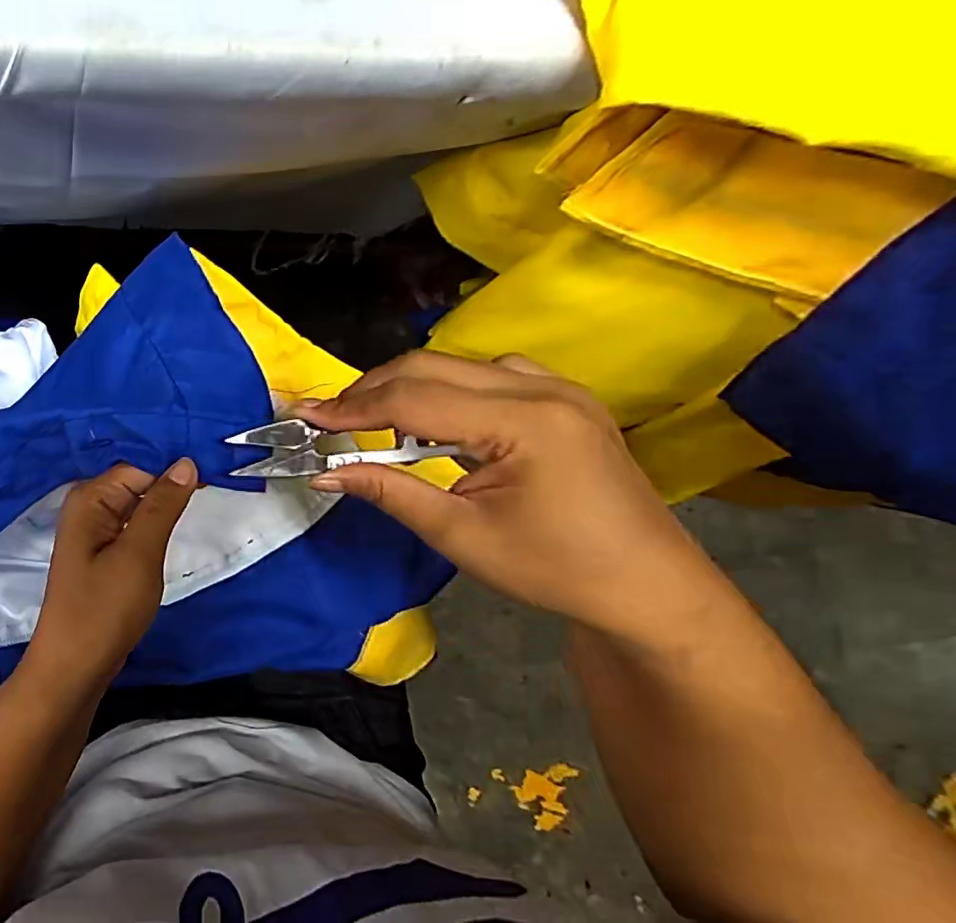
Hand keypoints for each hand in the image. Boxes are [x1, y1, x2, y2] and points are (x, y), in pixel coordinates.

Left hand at [26, 460, 199, 689]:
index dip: (172, 474)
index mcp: (88, 499)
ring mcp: (92, 534)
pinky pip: (131, 529)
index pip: (138, 469)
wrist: (75, 666)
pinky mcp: (101, 556)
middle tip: (214, 490)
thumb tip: (185, 463)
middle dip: (169, 490)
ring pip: (136, 508)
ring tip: (203, 507)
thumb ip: (162, 506)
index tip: (212, 478)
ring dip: (163, 510)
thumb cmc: (104, 608)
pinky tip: (174, 532)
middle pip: (136, 485)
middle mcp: (86, 508)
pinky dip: (153, 530)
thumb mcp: (139, 553)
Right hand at [299, 351, 725, 646]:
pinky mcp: (563, 399)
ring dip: (405, 386)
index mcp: (526, 423)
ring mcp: (559, 389)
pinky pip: (486, 374)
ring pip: (455, 364)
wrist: (650, 590)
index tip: (305, 416)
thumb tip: (323, 475)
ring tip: (370, 421)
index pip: (414, 399)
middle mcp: (545, 390)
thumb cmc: (556, 569)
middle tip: (328, 420)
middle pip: (430, 367)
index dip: (352, 407)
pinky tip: (434, 418)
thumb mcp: (460, 534)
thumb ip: (389, 492)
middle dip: (370, 391)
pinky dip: (444, 388)